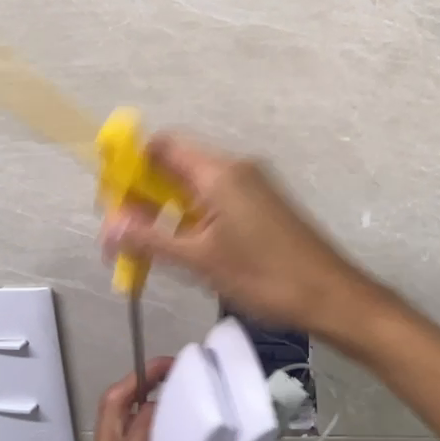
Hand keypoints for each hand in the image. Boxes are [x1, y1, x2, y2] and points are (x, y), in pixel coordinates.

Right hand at [100, 133, 395, 341]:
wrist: (330, 294)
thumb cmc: (265, 276)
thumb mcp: (200, 260)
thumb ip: (151, 239)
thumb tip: (109, 224)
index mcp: (219, 172)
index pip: (162, 145)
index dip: (130, 164)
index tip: (111, 198)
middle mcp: (236, 168)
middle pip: (175, 166)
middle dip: (143, 196)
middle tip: (121, 237)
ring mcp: (253, 185)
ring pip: (194, 186)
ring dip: (166, 212)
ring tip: (146, 252)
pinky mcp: (263, 204)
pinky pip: (215, 200)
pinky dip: (191, 218)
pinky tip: (184, 251)